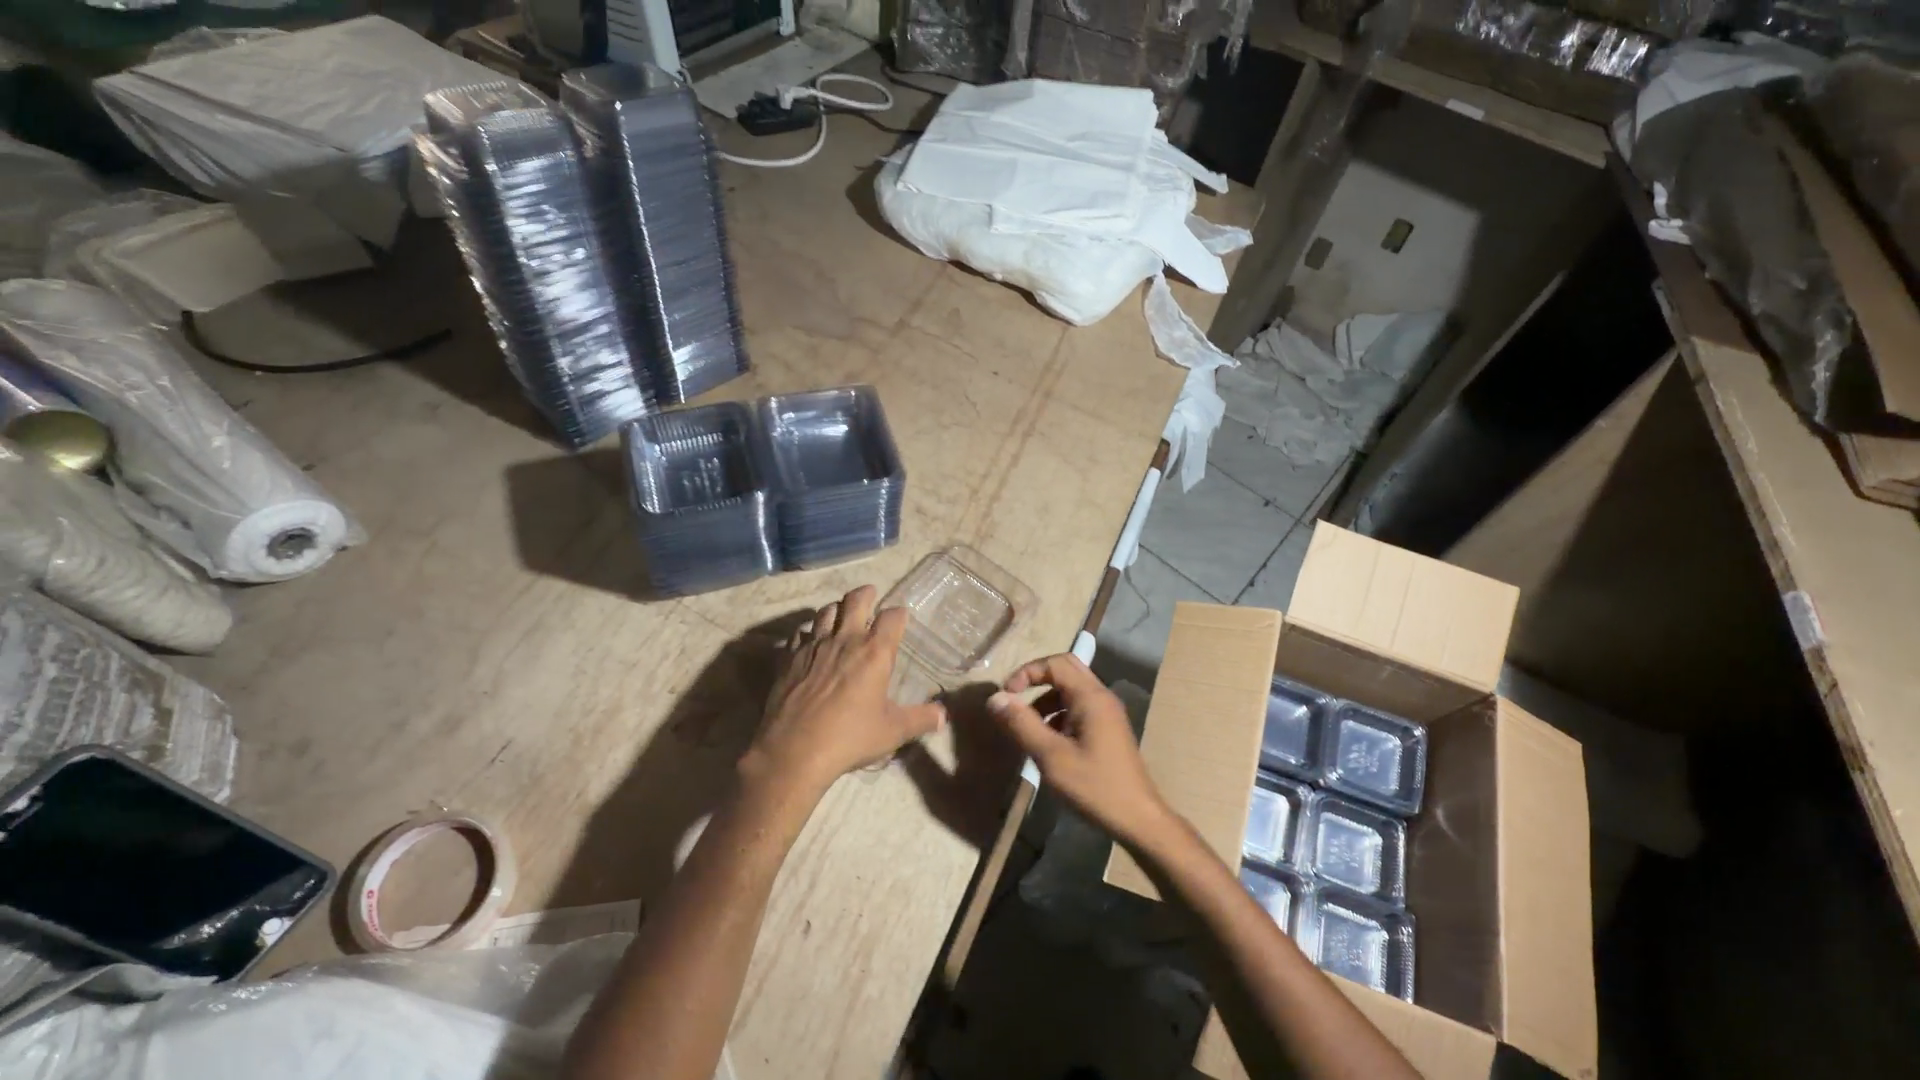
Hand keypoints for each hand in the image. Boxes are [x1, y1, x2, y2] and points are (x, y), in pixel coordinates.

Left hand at [744, 585, 946, 797]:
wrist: (794, 750)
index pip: (892, 617)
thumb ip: (921, 719)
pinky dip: (809, 632)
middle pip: (855, 600)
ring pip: (825, 612)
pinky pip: (800, 634)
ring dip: (836, 609)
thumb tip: (944, 716)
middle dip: (866, 593)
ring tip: (841, 613)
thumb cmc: (850, 738)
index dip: (899, 614)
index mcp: (874, 652)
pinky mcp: (789, 658)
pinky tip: (810, 640)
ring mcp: (813, 646)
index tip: (901, 617)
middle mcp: (844, 640)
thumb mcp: (893, 731)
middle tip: (871, 593)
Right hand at [986, 654, 1174, 848]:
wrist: (1137, 818)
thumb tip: (995, 698)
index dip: (1027, 672)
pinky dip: (1059, 716)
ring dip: (1046, 701)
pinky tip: (1049, 744)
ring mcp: (1107, 714)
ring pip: (1071, 691)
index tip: (1007, 695)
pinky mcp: (1108, 730)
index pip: (1055, 663)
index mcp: (1091, 697)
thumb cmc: (1094, 786)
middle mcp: (1102, 697)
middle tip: (1015, 701)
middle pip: (1066, 670)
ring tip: (1028, 730)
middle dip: (1037, 681)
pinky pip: (1078, 709)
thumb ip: (1021, 724)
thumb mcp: (1050, 757)